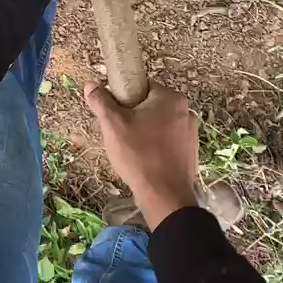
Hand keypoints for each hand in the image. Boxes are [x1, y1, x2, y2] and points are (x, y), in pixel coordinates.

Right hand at [85, 81, 199, 228]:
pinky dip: (156, 146)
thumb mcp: (113, 125)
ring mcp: (191, 132)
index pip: (142, 87)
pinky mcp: (192, 151)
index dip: (124, 99)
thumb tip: (90, 85)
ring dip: (145, 132)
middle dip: (134, 117)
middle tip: (120, 134)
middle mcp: (186, 111)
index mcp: (171, 98)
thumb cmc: (139, 156)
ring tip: (132, 150)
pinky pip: (168, 140)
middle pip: (150, 105)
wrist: (166, 197)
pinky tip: (145, 160)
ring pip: (159, 124)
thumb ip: (101, 101)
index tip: (115, 115)